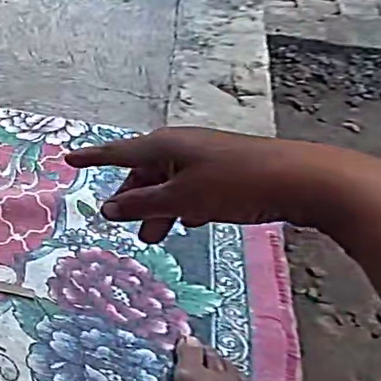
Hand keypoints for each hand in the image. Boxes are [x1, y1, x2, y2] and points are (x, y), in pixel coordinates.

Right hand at [65, 128, 380, 242]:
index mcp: (164, 144)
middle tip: (123, 223)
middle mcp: (182, 145)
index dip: (91, 158)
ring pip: (168, 182)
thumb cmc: (238, 184)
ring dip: (158, 208)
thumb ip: (141, 205)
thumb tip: (107, 209)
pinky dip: (184, 204)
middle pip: (143, 171)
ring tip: (157, 236)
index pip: (117, 152)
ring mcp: (207, 157)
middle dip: (131, 198)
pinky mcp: (230, 170)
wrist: (313, 181)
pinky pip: (192, 186)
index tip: (68, 159)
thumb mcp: (182, 198)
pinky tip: (191, 222)